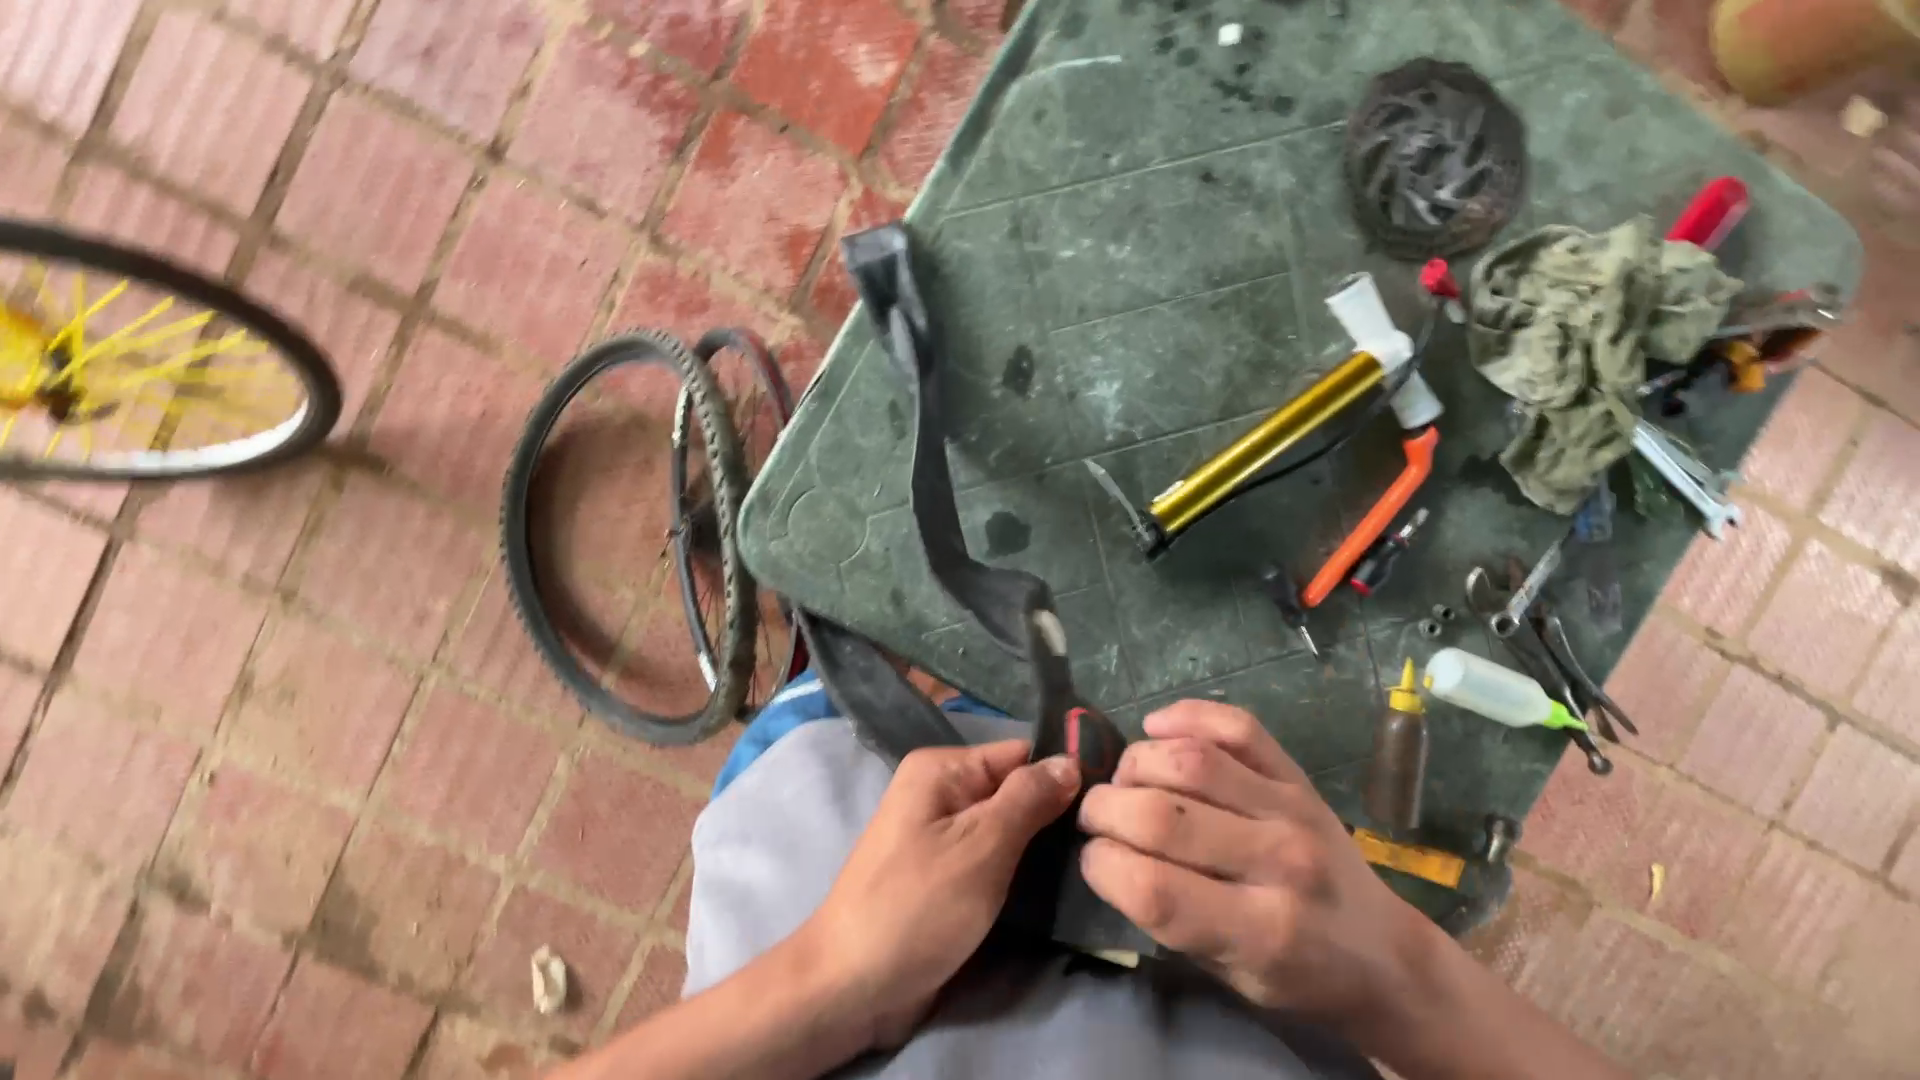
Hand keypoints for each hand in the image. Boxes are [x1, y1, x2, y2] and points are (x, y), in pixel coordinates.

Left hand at [801, 740, 1080, 1046]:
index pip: (1021, 754)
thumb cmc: (917, 908)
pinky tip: (1058, 890)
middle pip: (1016, 791)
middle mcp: (940, 794)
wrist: (851, 988)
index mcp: (941, 770)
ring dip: (1042, 850)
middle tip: (1107, 844)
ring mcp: (941, 837)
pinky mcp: (946, 877)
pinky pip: (994, 861)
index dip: (1064, 775)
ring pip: (1009, 830)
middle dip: (1055, 816)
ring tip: (1093, 867)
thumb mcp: (981, 847)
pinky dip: (1021, 873)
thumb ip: (1028, 799)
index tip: (1112, 803)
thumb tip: (1072, 760)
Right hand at [1077, 701, 1425, 1029]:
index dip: (1100, 864)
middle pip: (1160, 815)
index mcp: (1258, 932)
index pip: (1151, 886)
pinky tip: (1156, 728)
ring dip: (1135, 763)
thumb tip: (1105, 847)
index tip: (1093, 860)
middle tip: (1096, 816)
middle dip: (1103, 809)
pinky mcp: (1298, 774)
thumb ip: (1165, 915)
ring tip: (1126, 780)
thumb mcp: (1225, 973)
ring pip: (1190, 760)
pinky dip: (1186, 715)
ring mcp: (1291, 808)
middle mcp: (1277, 861)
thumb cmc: (1294, 975)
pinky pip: (1237, 726)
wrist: (1382, 953)